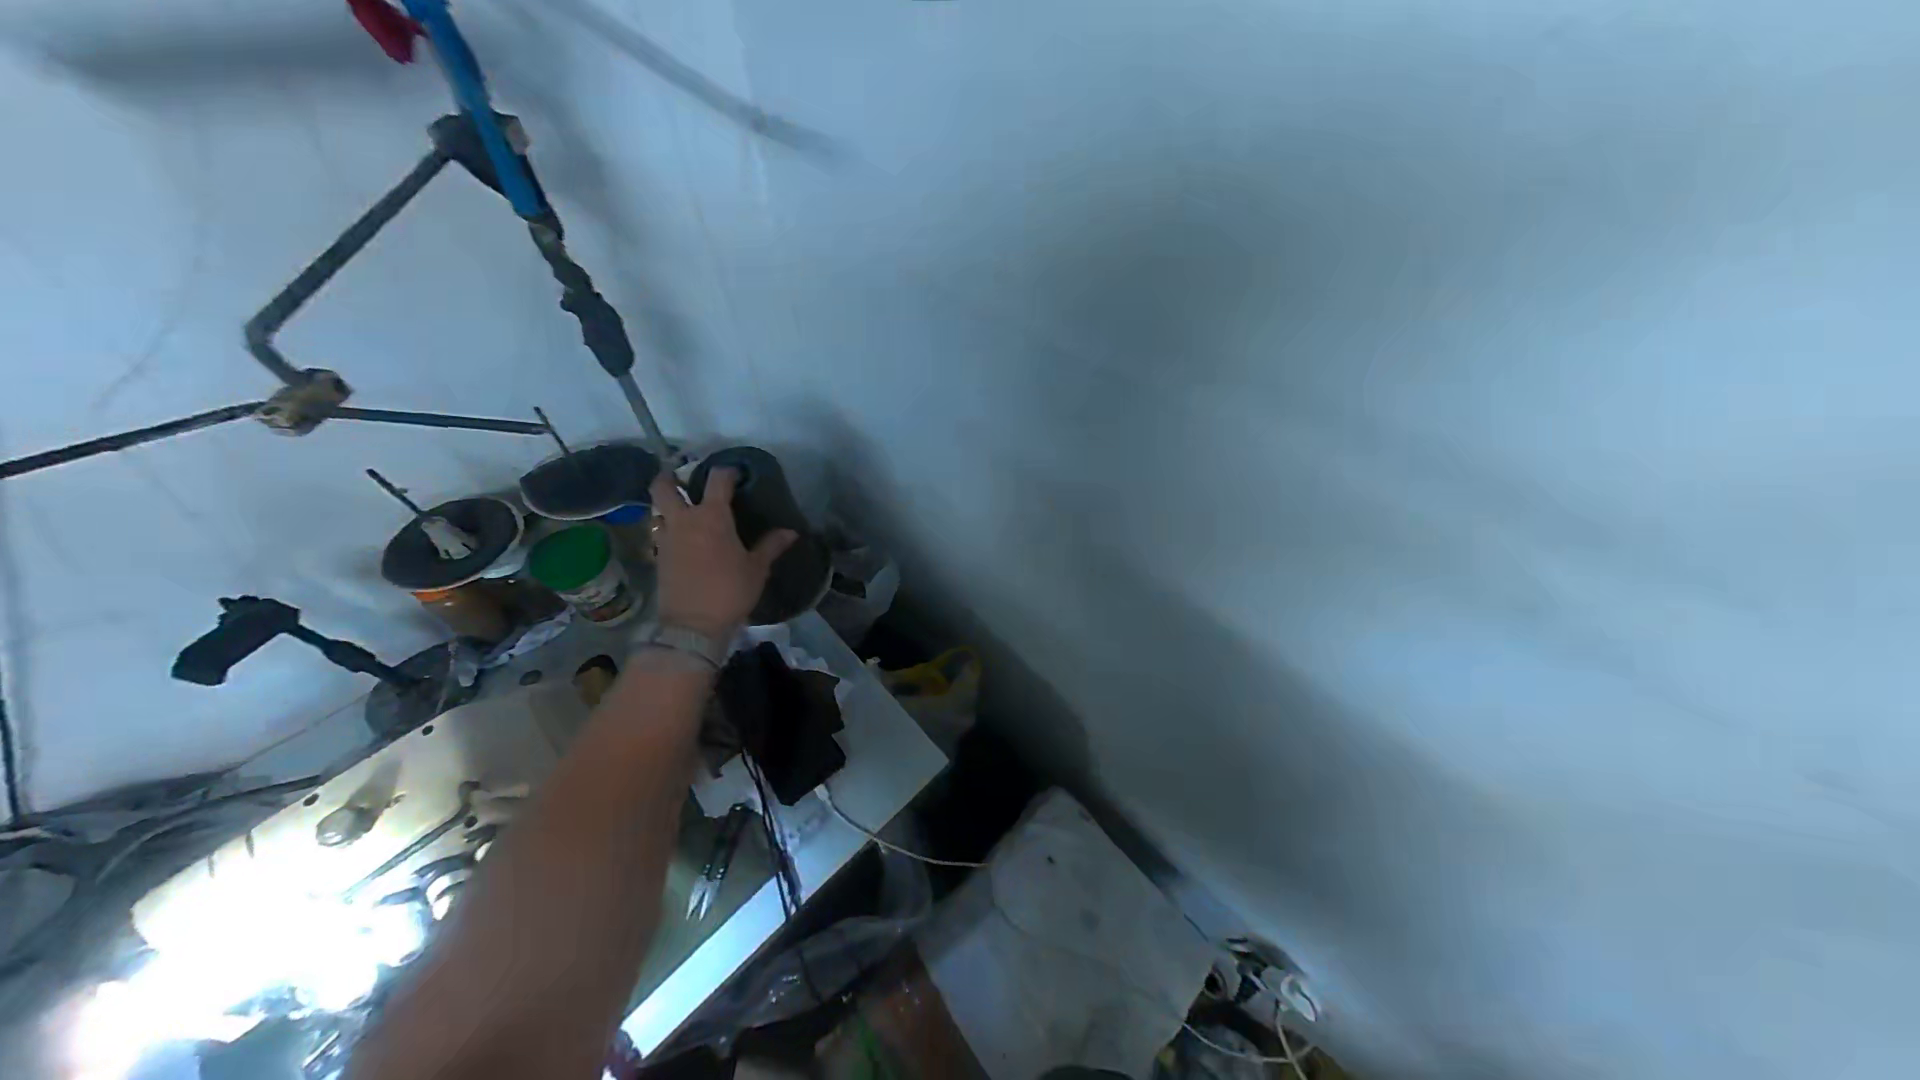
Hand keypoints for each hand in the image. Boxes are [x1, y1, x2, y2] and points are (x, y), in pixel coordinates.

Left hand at [649, 467, 797, 639]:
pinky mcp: (657, 557)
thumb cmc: (730, 591)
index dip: (727, 471)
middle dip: (670, 477)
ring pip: (656, 510)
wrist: (693, 625)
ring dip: (665, 505)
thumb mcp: (757, 569)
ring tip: (680, 510)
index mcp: (712, 516)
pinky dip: (666, 529)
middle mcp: (684, 520)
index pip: (718, 479)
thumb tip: (791, 532)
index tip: (735, 474)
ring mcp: (666, 538)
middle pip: (664, 487)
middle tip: (681, 478)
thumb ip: (771, 546)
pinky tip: (680, 538)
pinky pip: (658, 533)